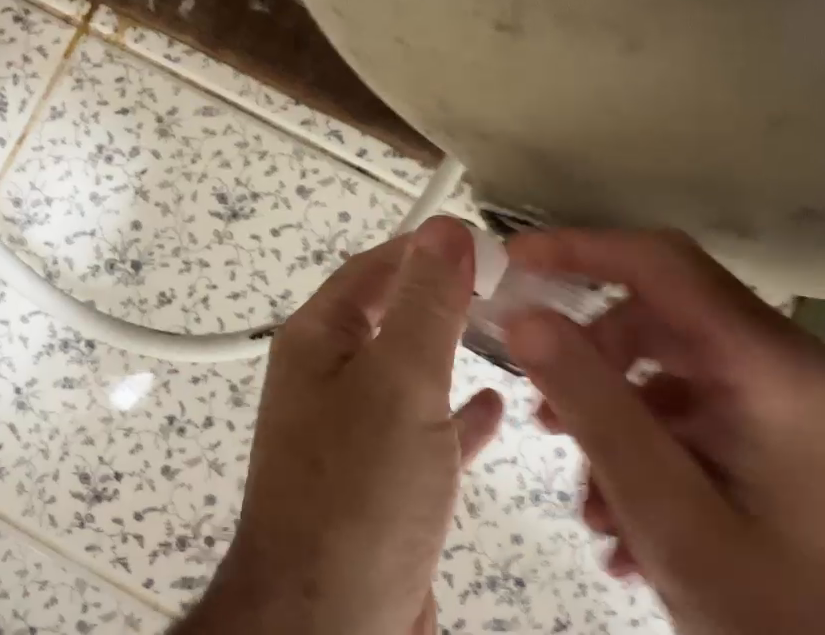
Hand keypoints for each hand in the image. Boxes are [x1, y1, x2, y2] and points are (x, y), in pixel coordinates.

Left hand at [175, 217, 503, 634]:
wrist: (327, 618)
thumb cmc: (359, 490)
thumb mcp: (399, 381)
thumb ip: (425, 304)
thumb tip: (446, 229)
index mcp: (317, 341)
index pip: (372, 269)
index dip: (425, 249)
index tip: (486, 244)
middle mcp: (325, 378)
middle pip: (388, 317)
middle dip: (441, 297)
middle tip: (507, 286)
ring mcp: (349, 432)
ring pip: (407, 373)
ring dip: (450, 351)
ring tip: (508, 335)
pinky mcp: (375, 482)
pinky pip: (420, 430)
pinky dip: (455, 414)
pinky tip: (492, 409)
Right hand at [496, 229, 824, 634]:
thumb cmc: (798, 621)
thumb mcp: (673, 517)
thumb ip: (594, 408)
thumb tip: (523, 320)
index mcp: (777, 371)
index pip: (661, 264)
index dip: (578, 249)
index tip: (511, 263)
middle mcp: (805, 377)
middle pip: (670, 327)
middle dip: (594, 364)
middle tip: (542, 415)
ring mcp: (822, 422)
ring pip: (688, 385)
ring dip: (625, 428)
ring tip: (596, 511)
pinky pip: (723, 430)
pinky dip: (668, 460)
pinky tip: (642, 535)